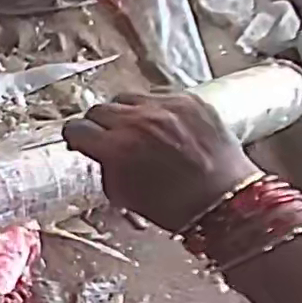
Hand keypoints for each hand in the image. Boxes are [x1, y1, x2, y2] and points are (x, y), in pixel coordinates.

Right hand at [64, 93, 259, 231]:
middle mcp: (137, 121)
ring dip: (125, 113)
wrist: (225, 201)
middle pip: (98, 109)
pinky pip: (156, 95)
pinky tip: (162, 126)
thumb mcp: (123, 195)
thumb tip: (93, 150)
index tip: (81, 141)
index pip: (77, 128)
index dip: (76, 137)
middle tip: (108, 137)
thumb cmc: (173, 207)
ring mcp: (165, 106)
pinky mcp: (188, 99)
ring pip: (126, 98)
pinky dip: (153, 109)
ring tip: (137, 129)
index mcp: (116, 149)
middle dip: (98, 124)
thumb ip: (103, 167)